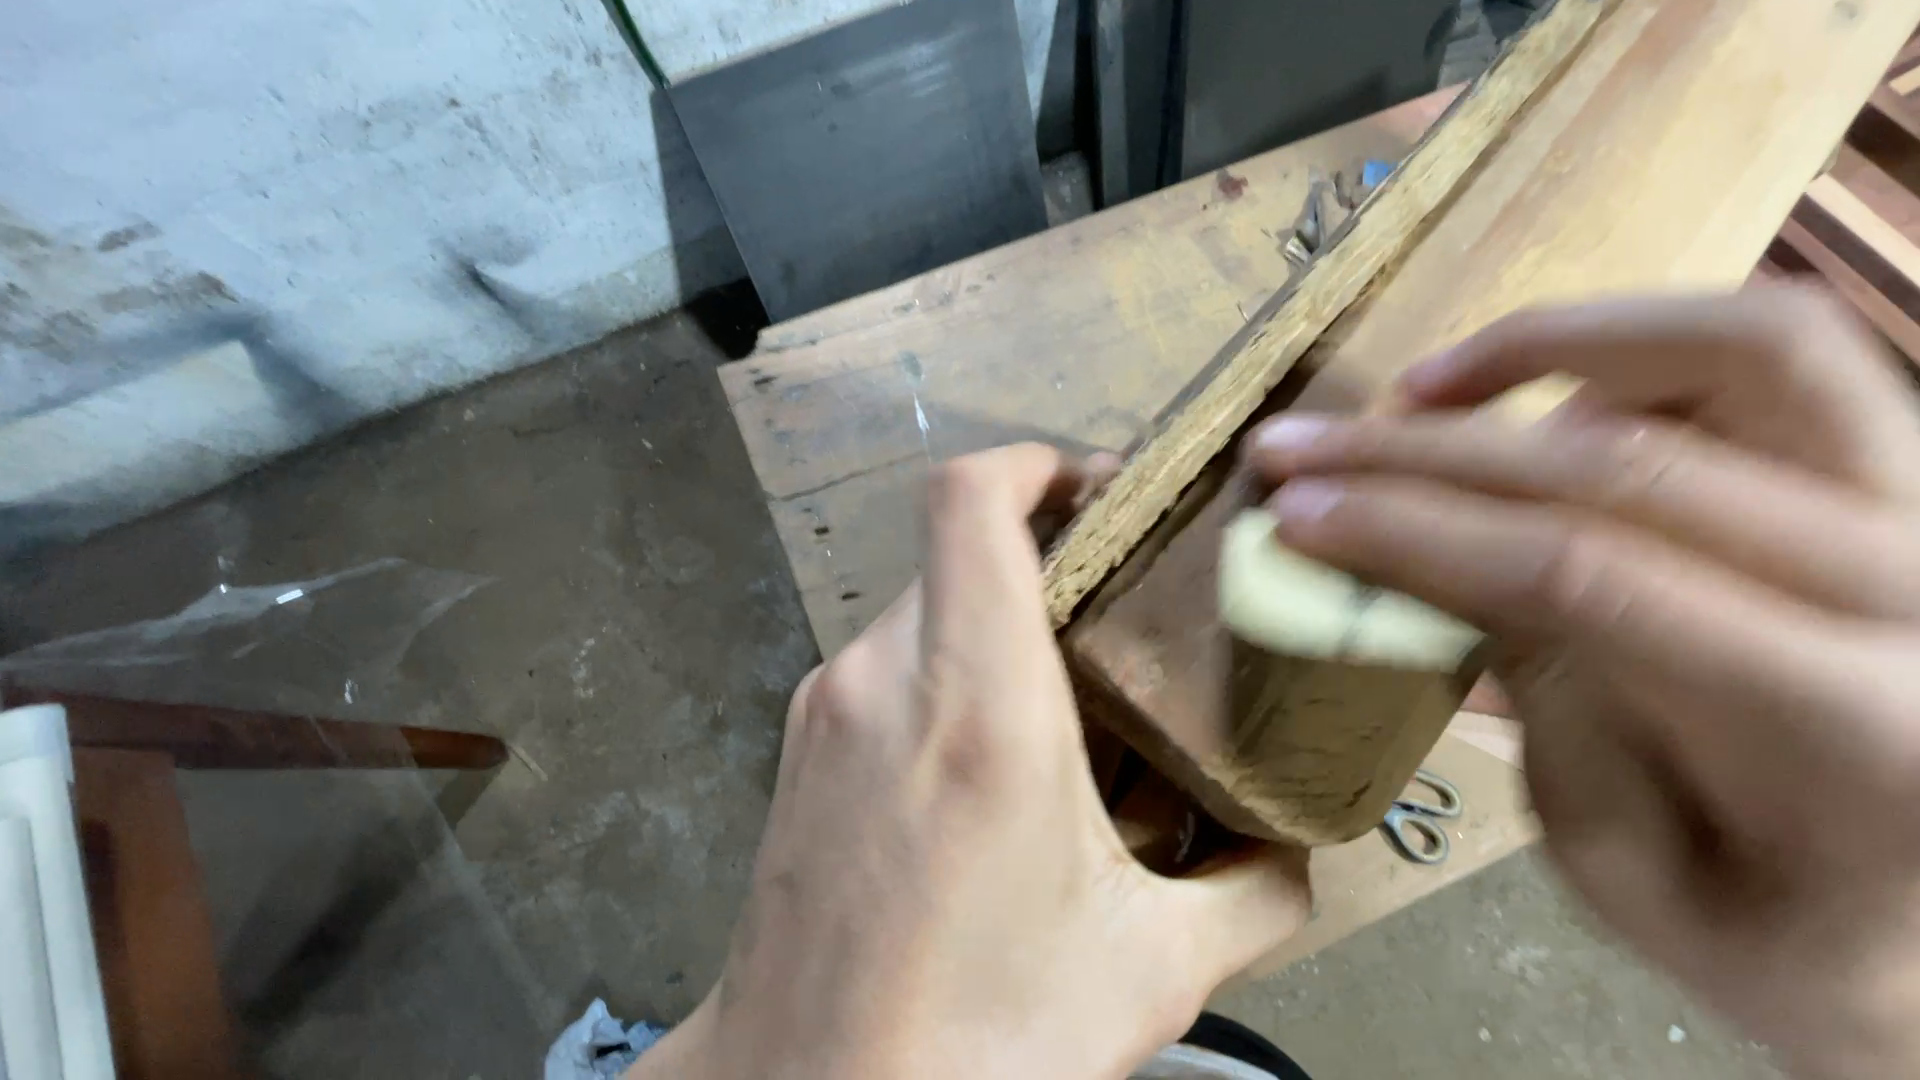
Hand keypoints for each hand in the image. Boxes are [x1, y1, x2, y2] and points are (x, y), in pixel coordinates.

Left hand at [638, 445, 1309, 1079]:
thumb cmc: (974, 1037)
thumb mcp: (1145, 968)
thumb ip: (1251, 891)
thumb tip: (1295, 848)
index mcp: (977, 707)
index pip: (972, 503)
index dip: (1034, 462)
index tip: (1095, 484)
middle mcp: (885, 677)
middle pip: (961, 547)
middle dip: (1044, 553)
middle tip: (1116, 600)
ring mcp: (829, 700)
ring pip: (926, 602)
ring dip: (996, 616)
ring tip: (1062, 686)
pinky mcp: (802, 734)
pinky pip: (889, 657)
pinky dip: (947, 664)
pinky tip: (987, 745)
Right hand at [1241, 286, 1919, 1079]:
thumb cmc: (1793, 943)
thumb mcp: (1632, 879)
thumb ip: (1544, 723)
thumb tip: (1445, 579)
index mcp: (1851, 733)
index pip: (1579, 576)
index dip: (1412, 532)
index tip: (1292, 518)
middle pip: (1621, 462)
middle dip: (1419, 448)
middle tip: (1296, 446)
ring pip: (1744, 351)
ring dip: (1545, 350)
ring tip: (1419, 390)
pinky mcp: (1905, 482)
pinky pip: (1769, 365)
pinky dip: (1624, 354)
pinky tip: (1531, 405)